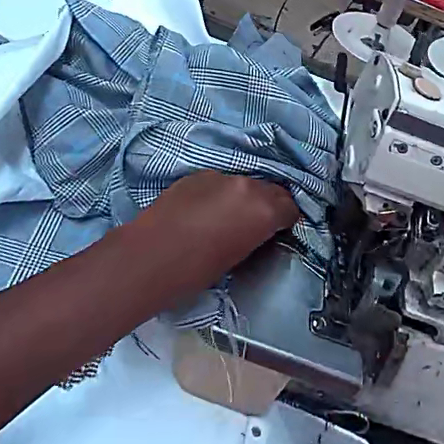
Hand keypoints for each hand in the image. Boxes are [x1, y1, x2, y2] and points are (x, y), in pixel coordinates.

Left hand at [128, 170, 301, 267]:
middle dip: (269, 204)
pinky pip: (219, 182)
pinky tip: (208, 210)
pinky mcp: (197, 175)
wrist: (153, 254)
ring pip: (244, 183)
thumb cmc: (198, 269)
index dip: (286, 220)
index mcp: (263, 209)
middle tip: (260, 225)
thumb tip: (257, 230)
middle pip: (270, 189)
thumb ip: (256, 235)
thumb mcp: (240, 257)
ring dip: (244, 197)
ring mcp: (220, 176)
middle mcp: (246, 185)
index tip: (280, 231)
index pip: (290, 207)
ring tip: (231, 217)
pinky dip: (220, 193)